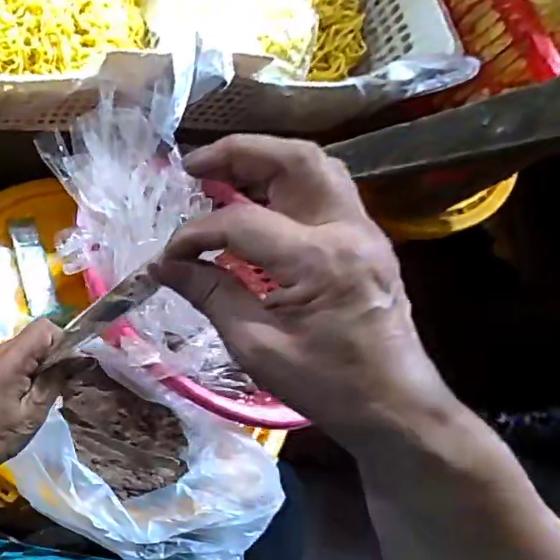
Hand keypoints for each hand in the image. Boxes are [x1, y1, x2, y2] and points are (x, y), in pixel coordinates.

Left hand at [0, 317, 68, 479]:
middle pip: (33, 335)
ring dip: (37, 361)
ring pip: (22, 345)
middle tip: (59, 382)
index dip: (63, 342)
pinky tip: (23, 392)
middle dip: (52, 353)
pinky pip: (9, 356)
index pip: (44, 328)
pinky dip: (23, 366)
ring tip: (41, 390)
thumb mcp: (33, 413)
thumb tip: (76, 357)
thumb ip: (54, 380)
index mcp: (9, 359)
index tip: (70, 367)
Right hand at [155, 135, 463, 445]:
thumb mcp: (255, 346)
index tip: (167, 257)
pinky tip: (252, 200)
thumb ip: (211, 294)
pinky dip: (282, 183)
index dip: (194, 234)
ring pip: (316, 167)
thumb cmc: (324, 384)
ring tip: (218, 173)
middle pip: (296, 162)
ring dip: (264, 161)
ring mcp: (363, 231)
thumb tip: (166, 266)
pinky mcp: (364, 241)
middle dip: (239, 154)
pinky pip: (322, 191)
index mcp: (320, 261)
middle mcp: (348, 231)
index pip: (241, 222)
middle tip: (193, 166)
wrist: (394, 405)